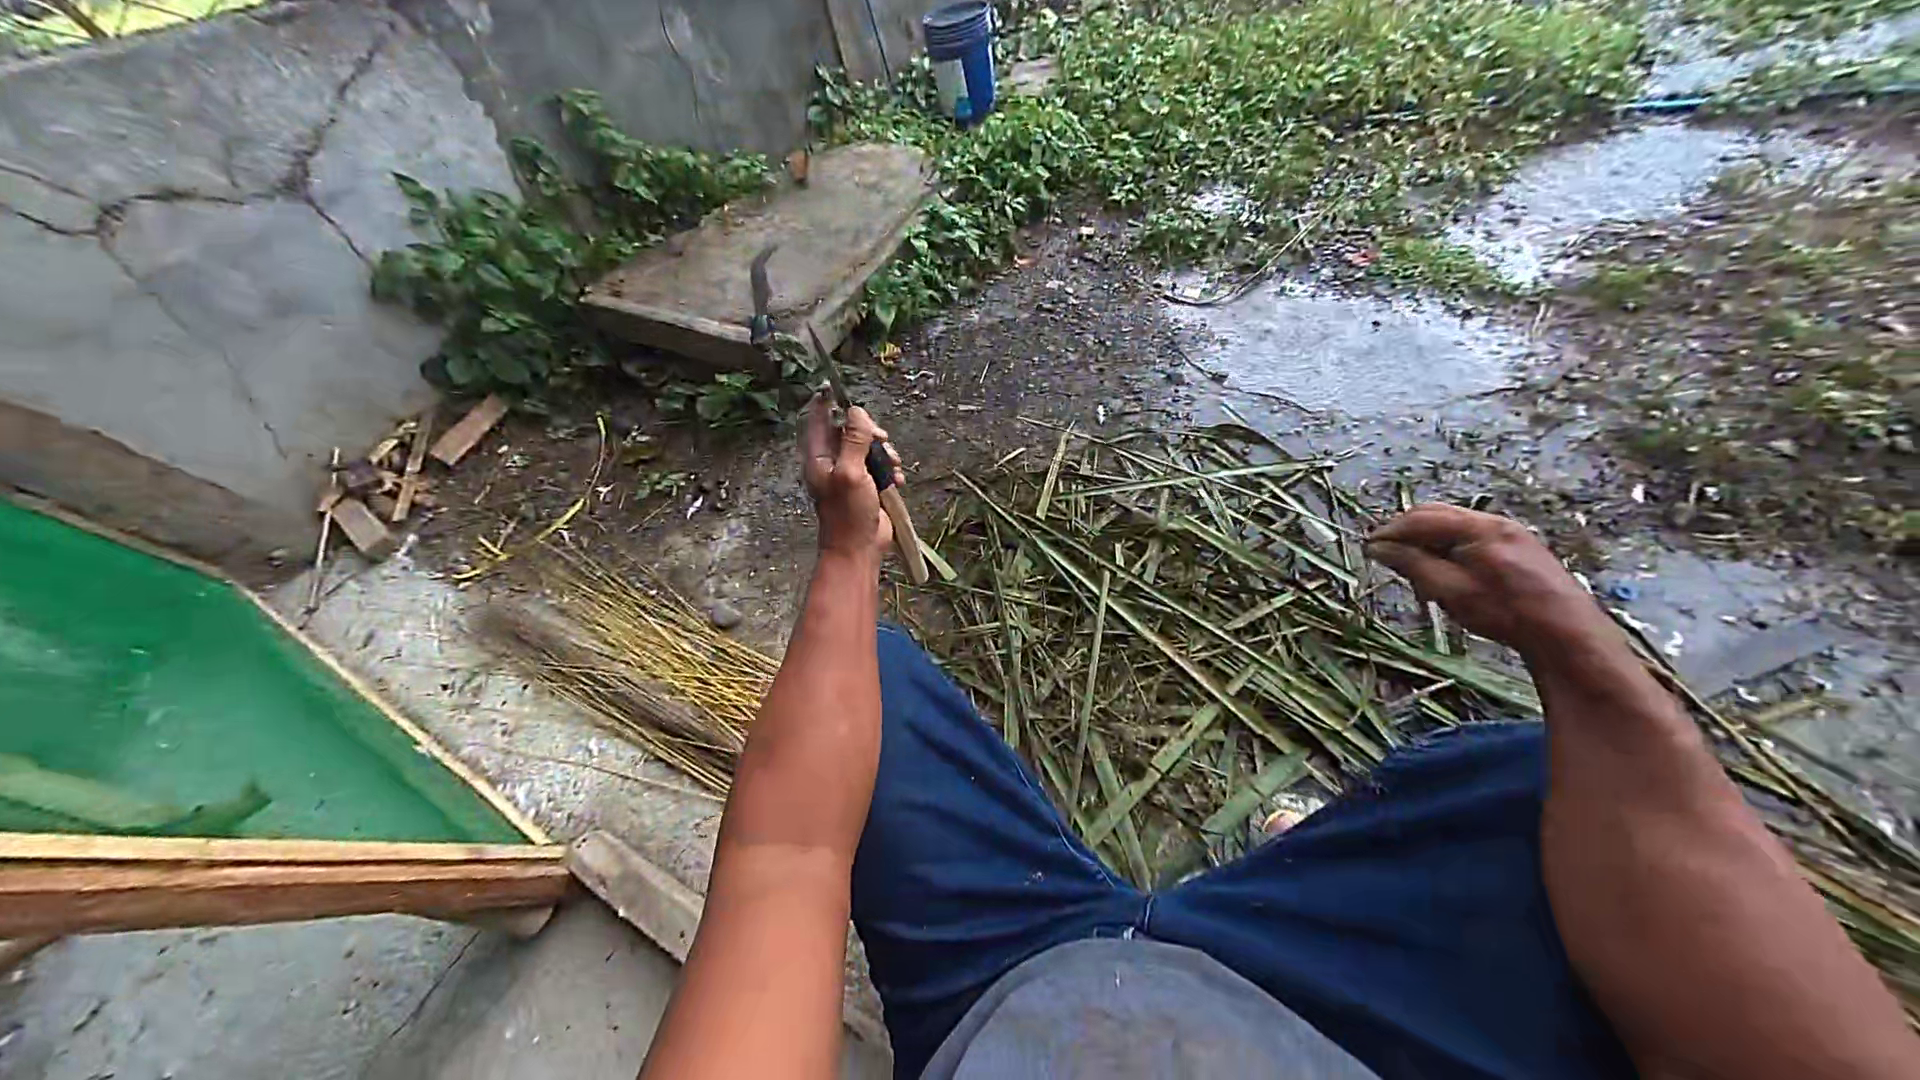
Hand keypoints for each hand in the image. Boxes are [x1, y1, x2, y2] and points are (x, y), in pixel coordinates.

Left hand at [800, 393, 900, 559]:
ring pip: (868, 448)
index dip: (826, 402)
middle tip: (882, 440)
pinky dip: (890, 469)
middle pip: (849, 430)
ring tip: (893, 466)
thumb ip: (853, 440)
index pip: (817, 420)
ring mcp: (850, 474)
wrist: (859, 548)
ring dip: (885, 452)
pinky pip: (879, 466)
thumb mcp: (851, 473)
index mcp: (819, 457)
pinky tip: (897, 480)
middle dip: (869, 432)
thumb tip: (856, 412)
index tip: (836, 388)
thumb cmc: (848, 514)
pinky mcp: (867, 485)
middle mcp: (832, 462)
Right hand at [1366, 503, 1613, 653]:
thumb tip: (1377, 547)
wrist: (1566, 632)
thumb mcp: (1449, 589)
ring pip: (1451, 523)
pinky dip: (1446, 543)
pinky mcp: (1516, 545)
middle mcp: (1494, 521)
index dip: (1390, 532)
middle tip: (1385, 553)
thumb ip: (1411, 563)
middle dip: (1405, 530)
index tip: (1368, 547)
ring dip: (1425, 537)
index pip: (1420, 519)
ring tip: (1410, 563)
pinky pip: (1469, 533)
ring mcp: (1508, 531)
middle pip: (1435, 514)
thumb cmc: (1504, 612)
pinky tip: (1441, 566)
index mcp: (1478, 528)